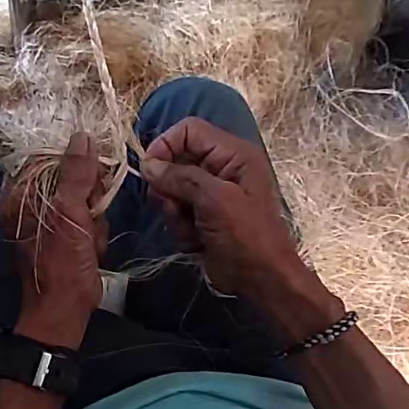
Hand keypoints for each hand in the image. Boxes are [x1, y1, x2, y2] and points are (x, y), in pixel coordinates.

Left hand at [0, 132, 106, 349]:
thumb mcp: (70, 214)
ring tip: (89, 243)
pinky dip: (94, 234)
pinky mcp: (64, 237)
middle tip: (89, 219)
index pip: (49, 158)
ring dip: (94, 220)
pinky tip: (91, 251)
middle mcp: (28, 205)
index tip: (92, 180)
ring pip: (84, 200)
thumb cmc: (61, 265)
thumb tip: (82, 136)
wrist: (64, 310)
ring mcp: (48, 222)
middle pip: (71, 179)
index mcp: (18, 195)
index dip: (76, 166)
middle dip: (89, 199)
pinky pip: (87, 220)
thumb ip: (76, 173)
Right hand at [141, 118, 344, 340]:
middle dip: (169, 187)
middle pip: (175, 161)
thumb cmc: (246, 235)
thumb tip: (148, 164)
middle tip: (175, 207)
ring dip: (174, 213)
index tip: (151, 169)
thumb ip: (181, 177)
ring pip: (171, 190)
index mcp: (232, 154)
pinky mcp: (202, 216)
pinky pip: (176, 212)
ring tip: (192, 229)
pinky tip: (197, 241)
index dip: (165, 145)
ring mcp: (210, 194)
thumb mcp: (215, 200)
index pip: (188, 130)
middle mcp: (221, 168)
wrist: (260, 278)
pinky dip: (181, 228)